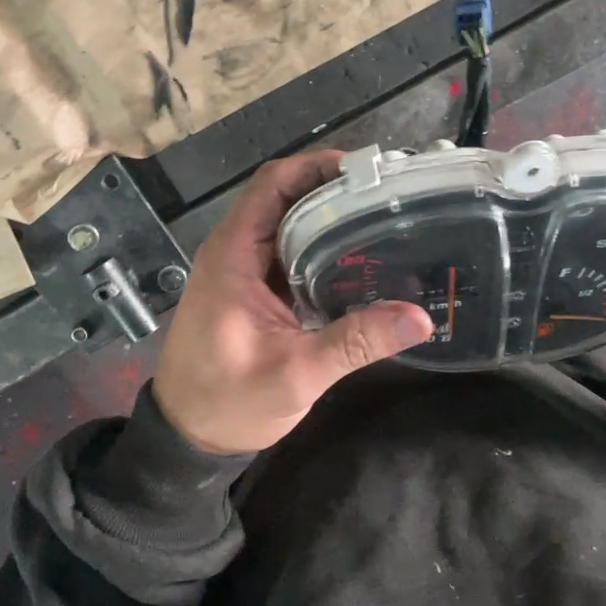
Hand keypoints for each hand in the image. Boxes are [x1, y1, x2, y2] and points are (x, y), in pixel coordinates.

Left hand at [151, 151, 435, 454]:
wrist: (186, 438)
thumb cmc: (228, 403)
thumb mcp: (296, 374)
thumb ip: (355, 342)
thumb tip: (419, 318)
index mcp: (232, 255)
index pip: (273, 184)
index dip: (316, 167)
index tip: (368, 171)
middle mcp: (233, 250)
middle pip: (284, 197)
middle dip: (334, 189)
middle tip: (390, 195)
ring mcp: (241, 270)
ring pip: (287, 224)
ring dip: (329, 216)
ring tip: (384, 218)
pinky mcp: (251, 290)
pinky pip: (287, 251)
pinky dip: (321, 246)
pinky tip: (359, 258)